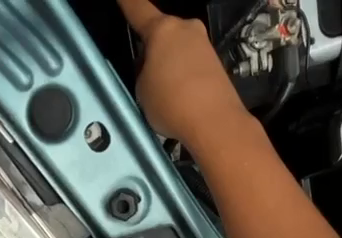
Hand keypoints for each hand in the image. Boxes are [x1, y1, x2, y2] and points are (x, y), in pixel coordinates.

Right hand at [116, 0, 249, 148]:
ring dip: (168, 65)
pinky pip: (190, 64)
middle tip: (144, 77)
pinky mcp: (215, 62)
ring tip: (164, 94)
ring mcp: (203, 43)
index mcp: (162, 29)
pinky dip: (182, 76)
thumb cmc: (172, 103)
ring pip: (177, 49)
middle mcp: (186, 28)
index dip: (127, 2)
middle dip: (151, 50)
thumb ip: (142, 72)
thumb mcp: (141, 91)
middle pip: (161, 34)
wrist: (215, 122)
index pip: (138, 9)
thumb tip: (150, 69)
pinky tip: (180, 98)